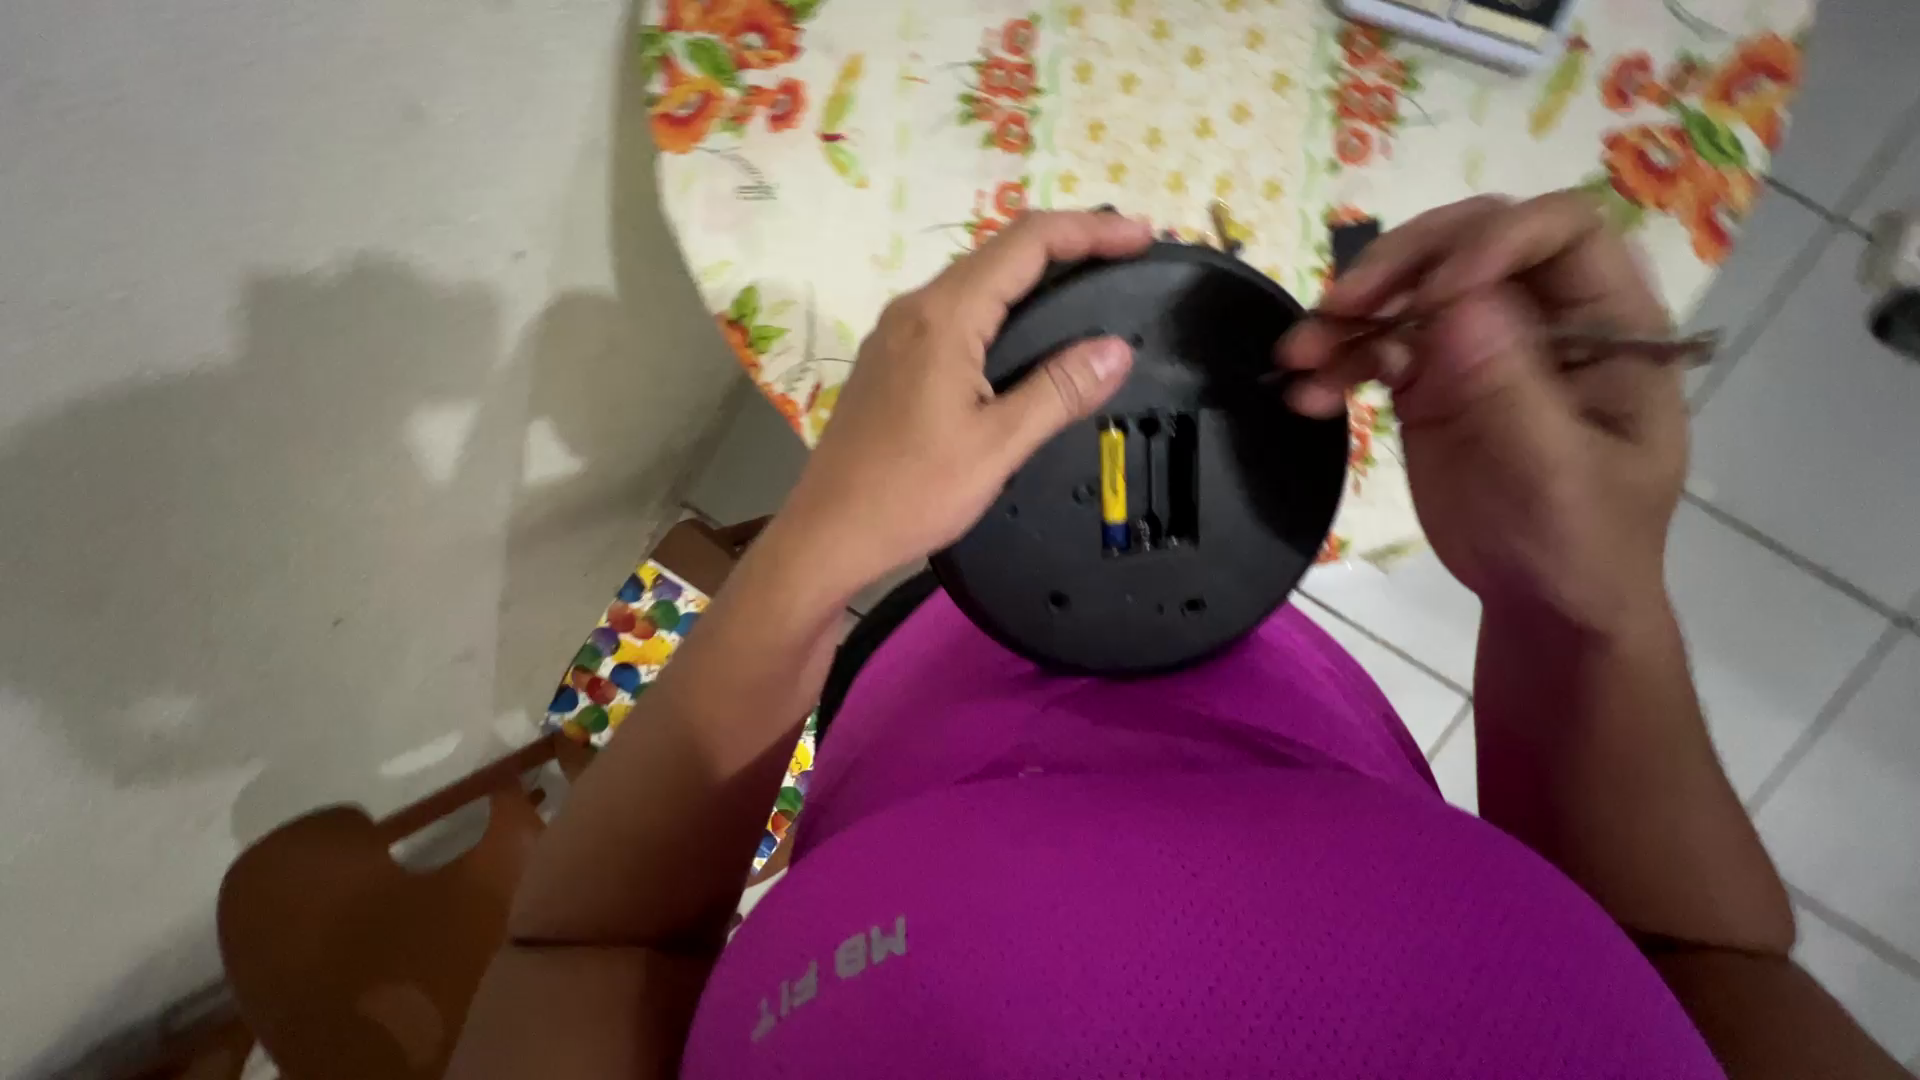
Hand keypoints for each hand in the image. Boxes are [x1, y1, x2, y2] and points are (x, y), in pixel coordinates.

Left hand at [778, 210, 1154, 599]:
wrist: (829, 533)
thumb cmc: (912, 492)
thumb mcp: (997, 446)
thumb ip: (1058, 391)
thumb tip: (1117, 349)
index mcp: (944, 317)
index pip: (1027, 243)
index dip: (1090, 230)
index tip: (1141, 237)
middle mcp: (914, 309)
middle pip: (998, 252)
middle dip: (1065, 244)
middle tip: (1122, 258)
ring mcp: (895, 333)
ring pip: (973, 282)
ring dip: (1030, 275)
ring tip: (1085, 288)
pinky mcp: (889, 360)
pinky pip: (953, 313)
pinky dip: (998, 307)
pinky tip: (1022, 335)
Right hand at [1278, 192, 1686, 633]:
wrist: (1538, 596)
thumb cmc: (1578, 538)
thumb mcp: (1555, 470)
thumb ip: (1509, 386)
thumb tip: (1454, 300)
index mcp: (1606, 323)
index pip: (1559, 233)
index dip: (1492, 244)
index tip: (1433, 296)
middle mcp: (1538, 318)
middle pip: (1465, 248)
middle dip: (1399, 267)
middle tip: (1339, 306)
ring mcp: (1476, 350)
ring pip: (1406, 297)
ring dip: (1346, 320)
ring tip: (1296, 356)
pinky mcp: (1425, 385)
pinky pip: (1373, 353)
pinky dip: (1335, 367)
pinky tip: (1307, 396)